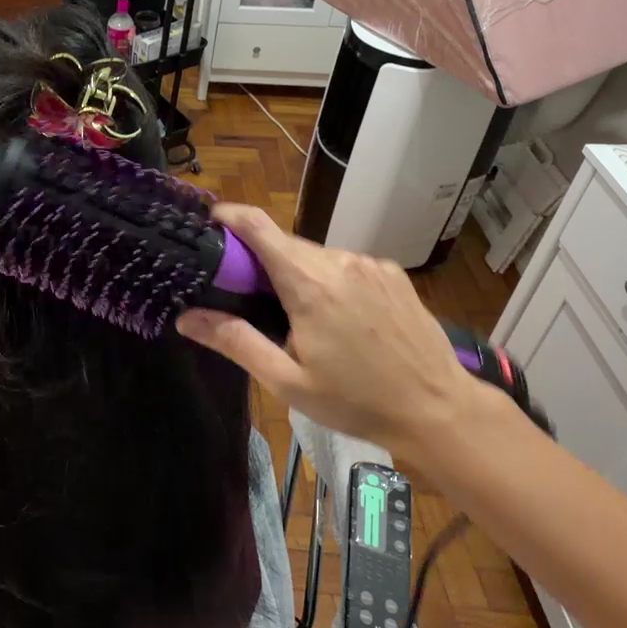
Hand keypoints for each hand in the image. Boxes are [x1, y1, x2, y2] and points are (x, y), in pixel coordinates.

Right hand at [176, 204, 487, 456]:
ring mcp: (369, 264)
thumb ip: (235, 342)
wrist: (440, 411)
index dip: (227, 216)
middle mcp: (339, 261)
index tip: (207, 226)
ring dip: (296, 273)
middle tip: (248, 298)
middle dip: (259, 260)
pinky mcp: (391, 273)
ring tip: (299, 318)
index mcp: (308, 284)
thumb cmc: (357, 401)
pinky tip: (340, 318)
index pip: (257, 226)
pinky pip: (345, 264)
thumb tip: (186, 318)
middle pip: (283, 243)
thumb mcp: (288, 382)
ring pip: (315, 255)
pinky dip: (329, 279)